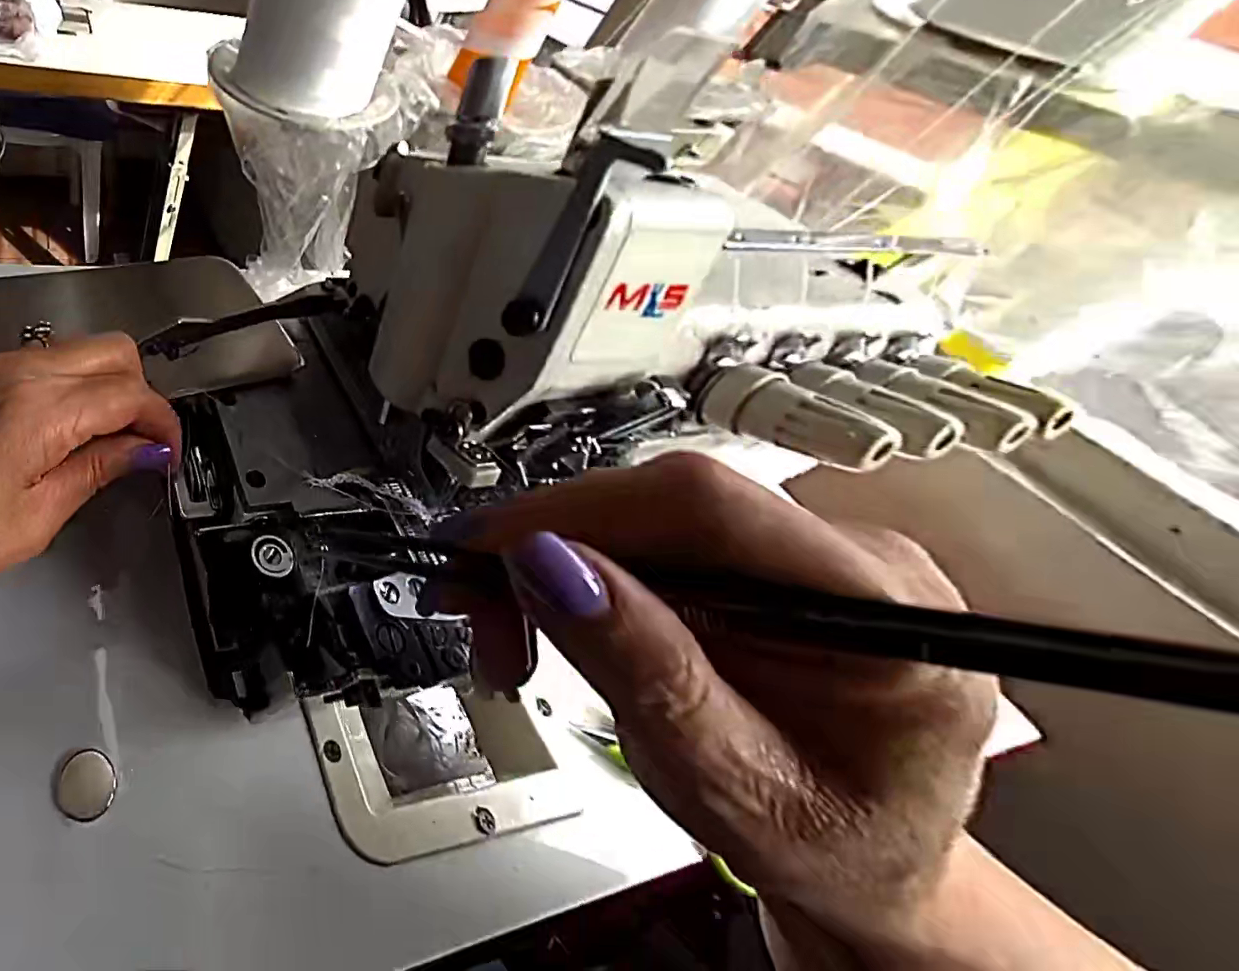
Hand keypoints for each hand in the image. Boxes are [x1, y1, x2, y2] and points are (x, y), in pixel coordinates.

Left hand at [0, 332, 180, 643]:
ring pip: (80, 352)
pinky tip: (68, 435)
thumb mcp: (34, 520)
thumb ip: (96, 469)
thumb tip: (144, 450)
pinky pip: (45, 365)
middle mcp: (13, 371)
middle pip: (113, 352)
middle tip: (143, 446)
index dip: (163, 423)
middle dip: (142, 394)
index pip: (130, 392)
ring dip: (109, 389)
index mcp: (35, 408)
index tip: (170, 455)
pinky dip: (74, 389)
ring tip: (109, 445)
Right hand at [440, 453, 996, 953]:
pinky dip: (565, 569)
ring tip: (504, 631)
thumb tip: (549, 564)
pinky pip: (631, 534)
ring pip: (629, 510)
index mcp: (880, 609)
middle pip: (654, 499)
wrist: (851, 854)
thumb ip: (643, 669)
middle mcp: (839, 555)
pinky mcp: (738, 559)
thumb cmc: (820, 841)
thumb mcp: (726, 782)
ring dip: (544, 559)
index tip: (488, 550)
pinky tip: (541, 611)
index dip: (577, 513)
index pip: (704, 503)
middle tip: (473, 601)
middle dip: (541, 542)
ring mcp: (786, 549)